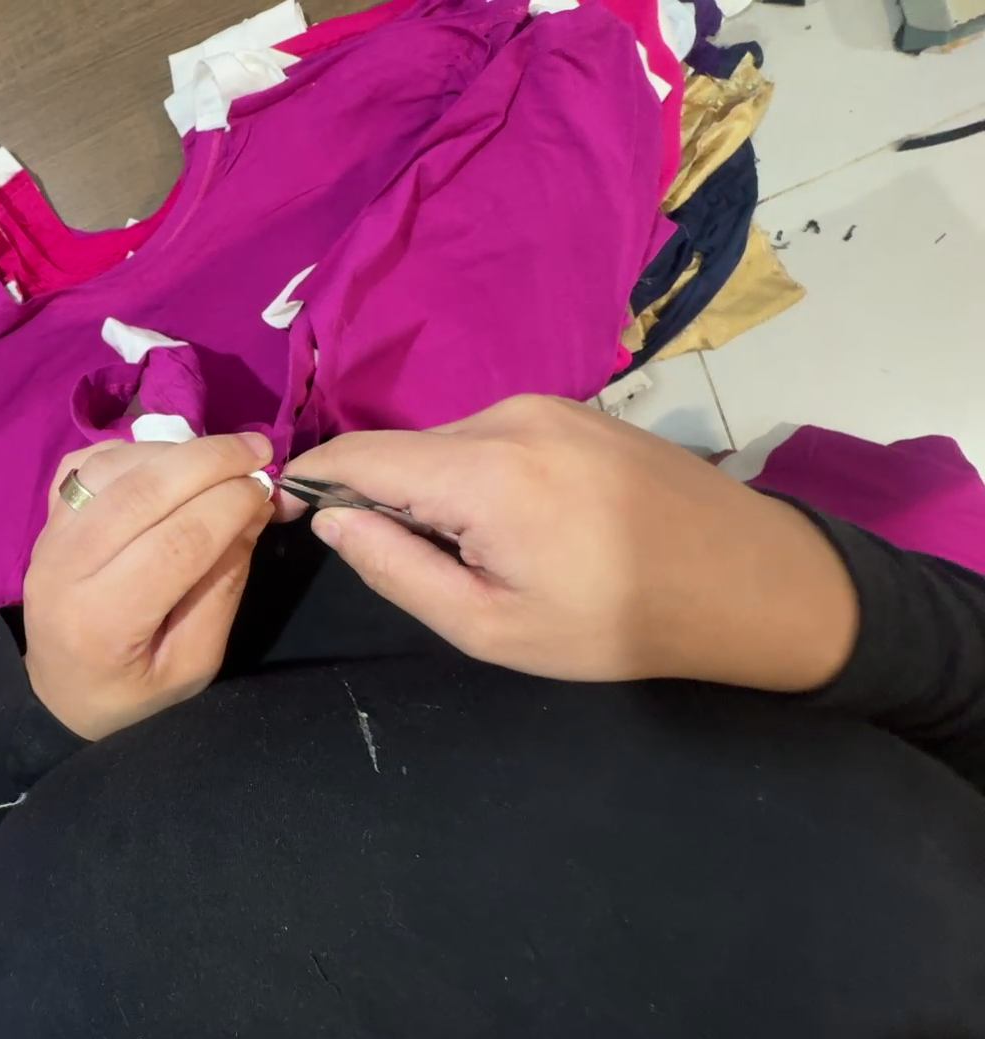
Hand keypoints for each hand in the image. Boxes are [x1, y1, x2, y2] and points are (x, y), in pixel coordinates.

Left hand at [23, 433, 275, 739]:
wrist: (58, 694)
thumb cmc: (131, 692)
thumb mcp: (192, 666)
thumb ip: (221, 590)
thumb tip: (252, 511)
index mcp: (102, 622)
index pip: (175, 543)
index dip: (228, 505)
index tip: (268, 488)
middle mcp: (64, 571)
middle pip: (139, 493)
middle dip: (208, 460)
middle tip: (257, 448)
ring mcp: (47, 540)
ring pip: (110, 468)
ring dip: (172, 450)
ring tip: (220, 455)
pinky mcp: (44, 522)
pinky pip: (83, 465)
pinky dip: (129, 450)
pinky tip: (165, 459)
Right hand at [281, 395, 858, 691]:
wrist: (764, 587)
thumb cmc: (616, 623)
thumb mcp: (487, 625)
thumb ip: (393, 567)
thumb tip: (327, 518)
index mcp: (483, 472)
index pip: (353, 455)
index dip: (305, 480)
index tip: (281, 510)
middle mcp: (505, 417)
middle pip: (394, 450)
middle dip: (373, 497)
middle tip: (407, 559)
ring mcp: (542, 405)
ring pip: (435, 444)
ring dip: (423, 489)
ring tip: (471, 546)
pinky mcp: (567, 408)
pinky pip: (479, 437)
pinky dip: (463, 474)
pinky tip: (510, 518)